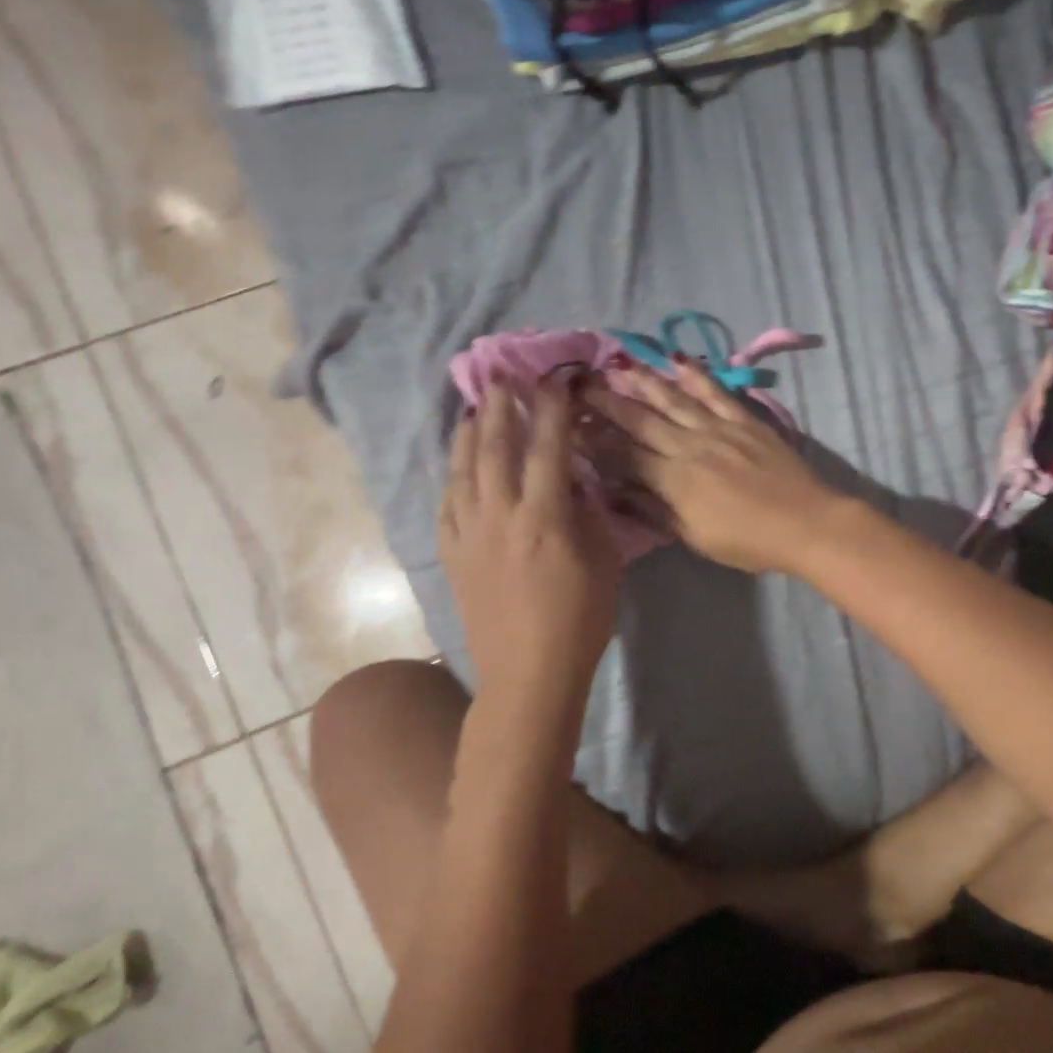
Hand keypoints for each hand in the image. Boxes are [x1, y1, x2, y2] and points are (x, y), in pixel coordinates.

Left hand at [439, 379, 620, 698]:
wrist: (528, 673)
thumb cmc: (580, 621)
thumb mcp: (604, 564)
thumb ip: (590, 516)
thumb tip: (575, 485)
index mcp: (543, 517)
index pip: (547, 449)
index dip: (552, 411)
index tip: (555, 382)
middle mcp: (499, 516)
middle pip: (495, 448)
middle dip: (500, 409)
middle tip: (502, 379)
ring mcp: (469, 535)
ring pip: (462, 471)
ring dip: (469, 435)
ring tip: (474, 409)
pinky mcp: (451, 555)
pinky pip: (447, 504)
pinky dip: (453, 477)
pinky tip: (458, 467)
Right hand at [583, 363, 848, 572]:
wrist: (807, 523)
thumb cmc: (750, 541)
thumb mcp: (695, 537)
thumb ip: (654, 512)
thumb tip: (614, 493)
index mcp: (674, 479)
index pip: (623, 454)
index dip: (594, 439)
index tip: (569, 423)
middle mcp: (690, 445)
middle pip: (640, 419)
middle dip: (606, 402)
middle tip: (579, 384)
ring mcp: (719, 428)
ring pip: (673, 398)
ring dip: (642, 380)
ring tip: (615, 364)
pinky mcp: (746, 420)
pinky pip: (715, 392)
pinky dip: (695, 374)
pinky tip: (676, 360)